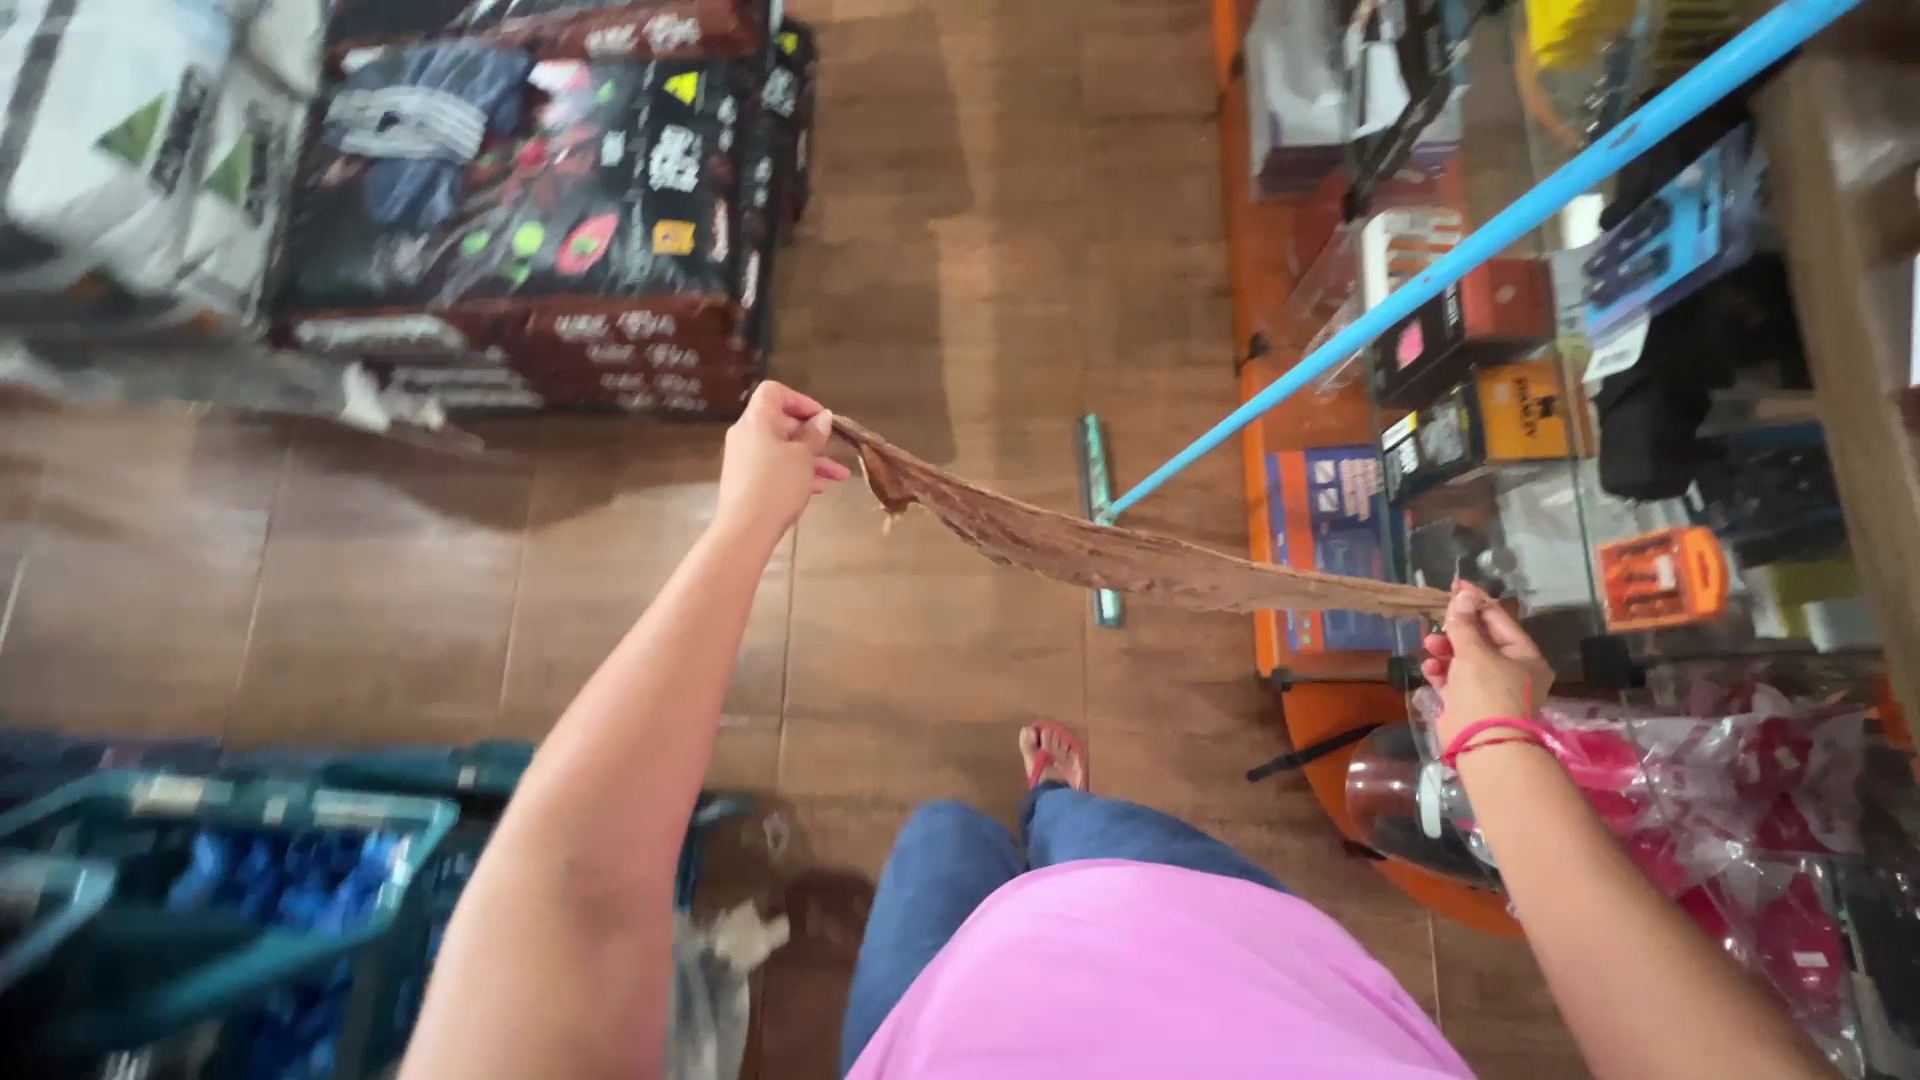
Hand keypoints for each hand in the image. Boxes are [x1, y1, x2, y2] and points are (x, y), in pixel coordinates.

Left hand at [717, 381, 851, 543]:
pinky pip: (775, 467)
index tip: (822, 419)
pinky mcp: (746, 480)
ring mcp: (744, 458)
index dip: (801, 400)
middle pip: (781, 422)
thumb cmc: (777, 485)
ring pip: (782, 449)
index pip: (775, 392)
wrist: (746, 529)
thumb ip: (814, 435)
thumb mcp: (804, 458)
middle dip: (812, 435)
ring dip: (811, 458)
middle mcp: (747, 434)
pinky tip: (818, 488)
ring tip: (839, 476)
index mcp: (757, 420)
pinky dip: (796, 472)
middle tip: (832, 447)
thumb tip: (823, 417)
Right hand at [1421, 580, 1554, 746]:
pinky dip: (1440, 671)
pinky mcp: (1468, 702)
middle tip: (1436, 620)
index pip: (1500, 620)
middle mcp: (1510, 670)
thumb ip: (1464, 623)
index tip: (1457, 585)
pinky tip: (1430, 668)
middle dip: (1456, 629)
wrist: (1483, 742)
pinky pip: (1452, 679)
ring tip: (1429, 646)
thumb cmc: (1487, 690)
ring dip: (1444, 650)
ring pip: (1463, 659)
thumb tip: (1462, 595)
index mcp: (1524, 656)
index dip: (1477, 602)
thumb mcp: (1474, 651)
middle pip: (1480, 639)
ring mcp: (1489, 687)